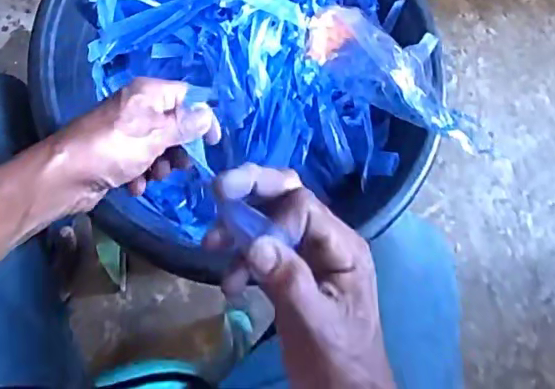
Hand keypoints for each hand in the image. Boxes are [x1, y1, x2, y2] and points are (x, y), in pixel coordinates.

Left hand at [43, 78, 219, 216]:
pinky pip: (140, 159)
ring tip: (154, 176)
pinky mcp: (116, 152)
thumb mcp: (155, 136)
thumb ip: (185, 126)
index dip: (203, 117)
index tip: (214, 143)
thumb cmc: (114, 149)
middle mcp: (138, 106)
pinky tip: (135, 186)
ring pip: (159, 144)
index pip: (187, 95)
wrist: (65, 175)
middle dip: (181, 146)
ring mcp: (126, 129)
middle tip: (182, 166)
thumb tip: (209, 114)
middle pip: (174, 122)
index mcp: (149, 92)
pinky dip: (142, 173)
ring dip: (162, 164)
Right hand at [206, 166, 395, 388]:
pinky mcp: (291, 271)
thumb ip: (289, 281)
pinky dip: (242, 258)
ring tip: (211, 243)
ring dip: (239, 227)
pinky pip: (263, 248)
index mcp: (342, 245)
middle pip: (287, 196)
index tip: (251, 250)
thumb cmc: (339, 365)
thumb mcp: (316, 325)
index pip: (304, 206)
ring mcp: (308, 254)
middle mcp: (326, 239)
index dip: (272, 219)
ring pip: (271, 218)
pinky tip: (229, 283)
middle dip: (252, 189)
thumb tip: (254, 242)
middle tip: (218, 190)